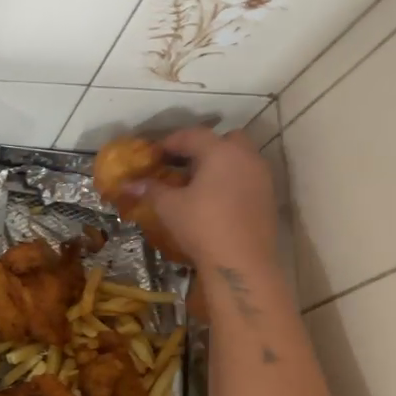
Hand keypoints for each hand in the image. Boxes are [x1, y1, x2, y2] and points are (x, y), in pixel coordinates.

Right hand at [124, 127, 278, 274]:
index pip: (192, 135)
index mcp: (220, 152)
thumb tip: (127, 184)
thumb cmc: (201, 226)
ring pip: (239, 157)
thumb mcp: (169, 206)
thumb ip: (150, 190)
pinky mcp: (267, 195)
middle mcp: (246, 157)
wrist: (241, 261)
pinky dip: (230, 179)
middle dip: (202, 147)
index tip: (153, 154)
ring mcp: (261, 176)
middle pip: (225, 139)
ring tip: (195, 183)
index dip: (170, 142)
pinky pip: (246, 176)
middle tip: (181, 165)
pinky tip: (213, 199)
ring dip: (218, 163)